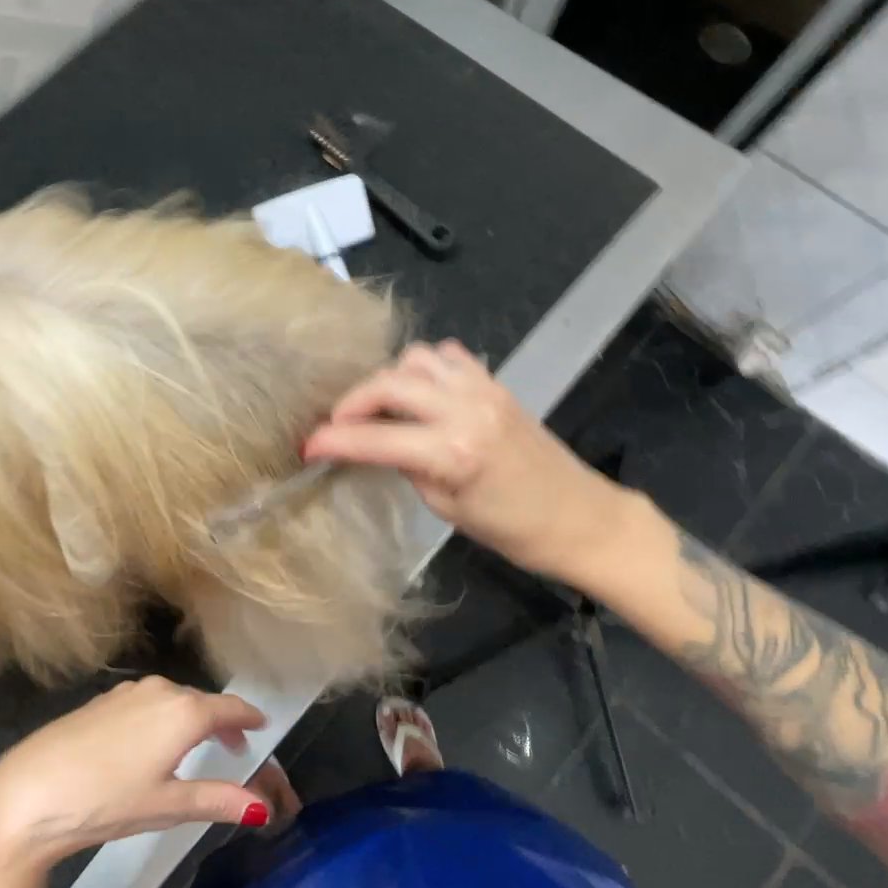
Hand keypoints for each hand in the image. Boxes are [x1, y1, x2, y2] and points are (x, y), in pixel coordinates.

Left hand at [0, 677, 269, 872]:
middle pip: (202, 702)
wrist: (30, 792)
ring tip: (195, 749)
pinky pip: (146, 703)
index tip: (262, 727)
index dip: (249, 718)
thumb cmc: (107, 801)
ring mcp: (127, 692)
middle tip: (234, 749)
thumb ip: (219, 800)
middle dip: (221, 723)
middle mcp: (159, 690)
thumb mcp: (168, 805)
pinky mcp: (101, 700)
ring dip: (190, 719)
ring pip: (172, 700)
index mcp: (183, 711)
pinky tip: (150, 745)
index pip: (230, 708)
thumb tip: (263, 805)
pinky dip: (162, 718)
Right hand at [301, 340, 639, 582]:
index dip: (333, 441)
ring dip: (388, 379)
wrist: (580, 518)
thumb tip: (378, 445)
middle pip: (389, 382)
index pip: (375, 437)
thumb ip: (410, 467)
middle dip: (352, 402)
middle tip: (336, 425)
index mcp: (452, 452)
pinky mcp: (497, 384)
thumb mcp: (447, 509)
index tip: (307, 447)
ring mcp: (484, 390)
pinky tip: (421, 392)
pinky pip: (449, 357)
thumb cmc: (513, 531)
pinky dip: (425, 367)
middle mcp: (465, 409)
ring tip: (379, 407)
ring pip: (416, 359)